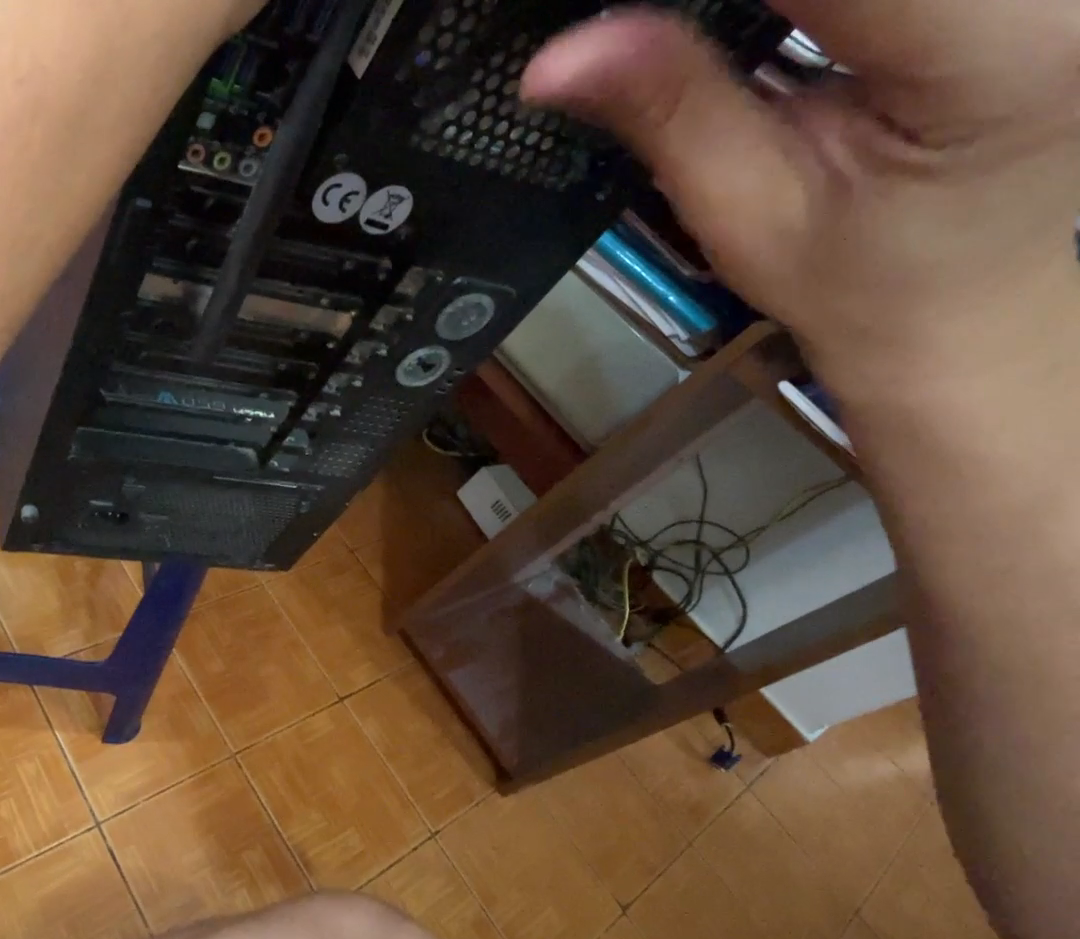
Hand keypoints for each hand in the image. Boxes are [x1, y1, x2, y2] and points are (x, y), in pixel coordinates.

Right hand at [522, 2, 1079, 399]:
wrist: (964, 300)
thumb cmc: (853, 281)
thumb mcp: (744, 209)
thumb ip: (669, 107)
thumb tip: (550, 60)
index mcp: (997, 45)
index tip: (618, 19)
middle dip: (726, 3)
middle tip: (639, 36)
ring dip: (755, 6)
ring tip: (687, 37)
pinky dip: (783, 4)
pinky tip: (751, 27)